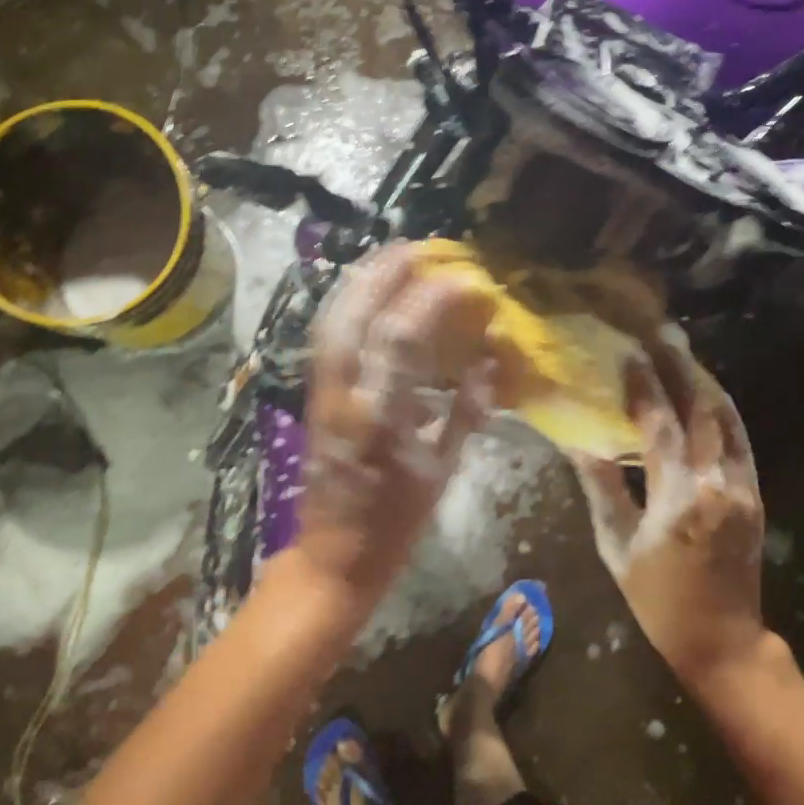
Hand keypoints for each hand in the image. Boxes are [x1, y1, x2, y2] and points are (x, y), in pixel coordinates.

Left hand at [299, 243, 499, 598]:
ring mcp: (322, 392)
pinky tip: (369, 290)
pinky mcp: (313, 394)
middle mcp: (344, 395)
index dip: (434, 301)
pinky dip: (348, 304)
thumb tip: (490, 357)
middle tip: (425, 247)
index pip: (402, 340)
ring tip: (396, 255)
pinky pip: (327, 336)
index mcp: (381, 419)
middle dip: (389, 272)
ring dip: (364, 280)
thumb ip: (467, 410)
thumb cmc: (396, 522)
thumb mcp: (443, 471)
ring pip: (334, 319)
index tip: (468, 280)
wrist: (333, 557)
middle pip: (357, 316)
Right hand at [572, 335, 768, 687]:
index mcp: (678, 499)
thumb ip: (602, 488)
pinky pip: (740, 440)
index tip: (629, 353)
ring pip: (728, 419)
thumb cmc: (657, 600)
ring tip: (683, 353)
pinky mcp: (755, 494)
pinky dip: (723, 411)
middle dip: (681, 366)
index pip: (660, 427)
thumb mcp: (617, 547)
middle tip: (664, 332)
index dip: (644, 387)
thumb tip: (579, 443)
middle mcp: (717, 484)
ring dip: (705, 382)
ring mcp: (743, 487)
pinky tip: (707, 393)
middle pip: (701, 410)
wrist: (723, 639)